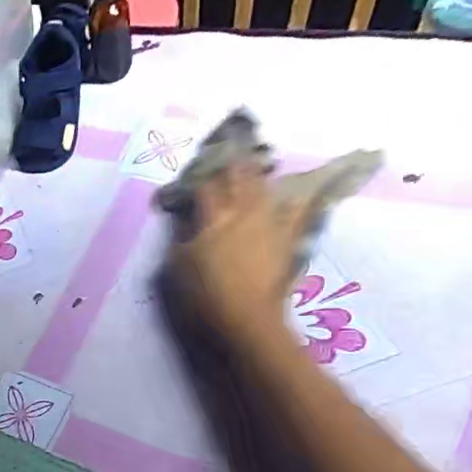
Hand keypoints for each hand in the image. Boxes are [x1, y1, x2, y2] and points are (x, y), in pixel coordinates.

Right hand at [166, 162, 307, 339]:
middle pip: (237, 174)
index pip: (204, 186)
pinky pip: (293, 211)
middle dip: (230, 161)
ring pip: (263, 185)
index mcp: (214, 217)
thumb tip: (186, 223)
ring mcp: (268, 222)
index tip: (192, 176)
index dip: (197, 177)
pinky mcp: (287, 238)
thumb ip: (181, 240)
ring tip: (253, 163)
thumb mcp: (177, 269)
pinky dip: (292, 199)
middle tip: (226, 151)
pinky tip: (293, 193)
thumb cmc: (207, 297)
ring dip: (256, 172)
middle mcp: (243, 211)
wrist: (248, 321)